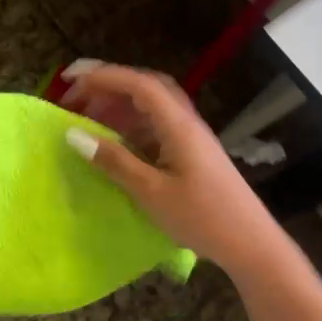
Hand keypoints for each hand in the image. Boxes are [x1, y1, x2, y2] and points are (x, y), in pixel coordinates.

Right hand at [59, 61, 277, 271]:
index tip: (70, 80)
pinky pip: (156, 124)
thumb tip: (74, 135)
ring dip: (119, 103)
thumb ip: (113, 161)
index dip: (103, 76)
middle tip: (75, 95)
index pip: (138, 84)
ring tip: (88, 116)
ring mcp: (190, 136)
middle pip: (146, 86)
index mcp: (178, 124)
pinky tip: (114, 141)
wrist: (252, 245)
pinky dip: (130, 123)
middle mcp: (185, 121)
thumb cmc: (202, 218)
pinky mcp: (192, 152)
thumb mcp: (151, 192)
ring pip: (151, 105)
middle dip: (109, 84)